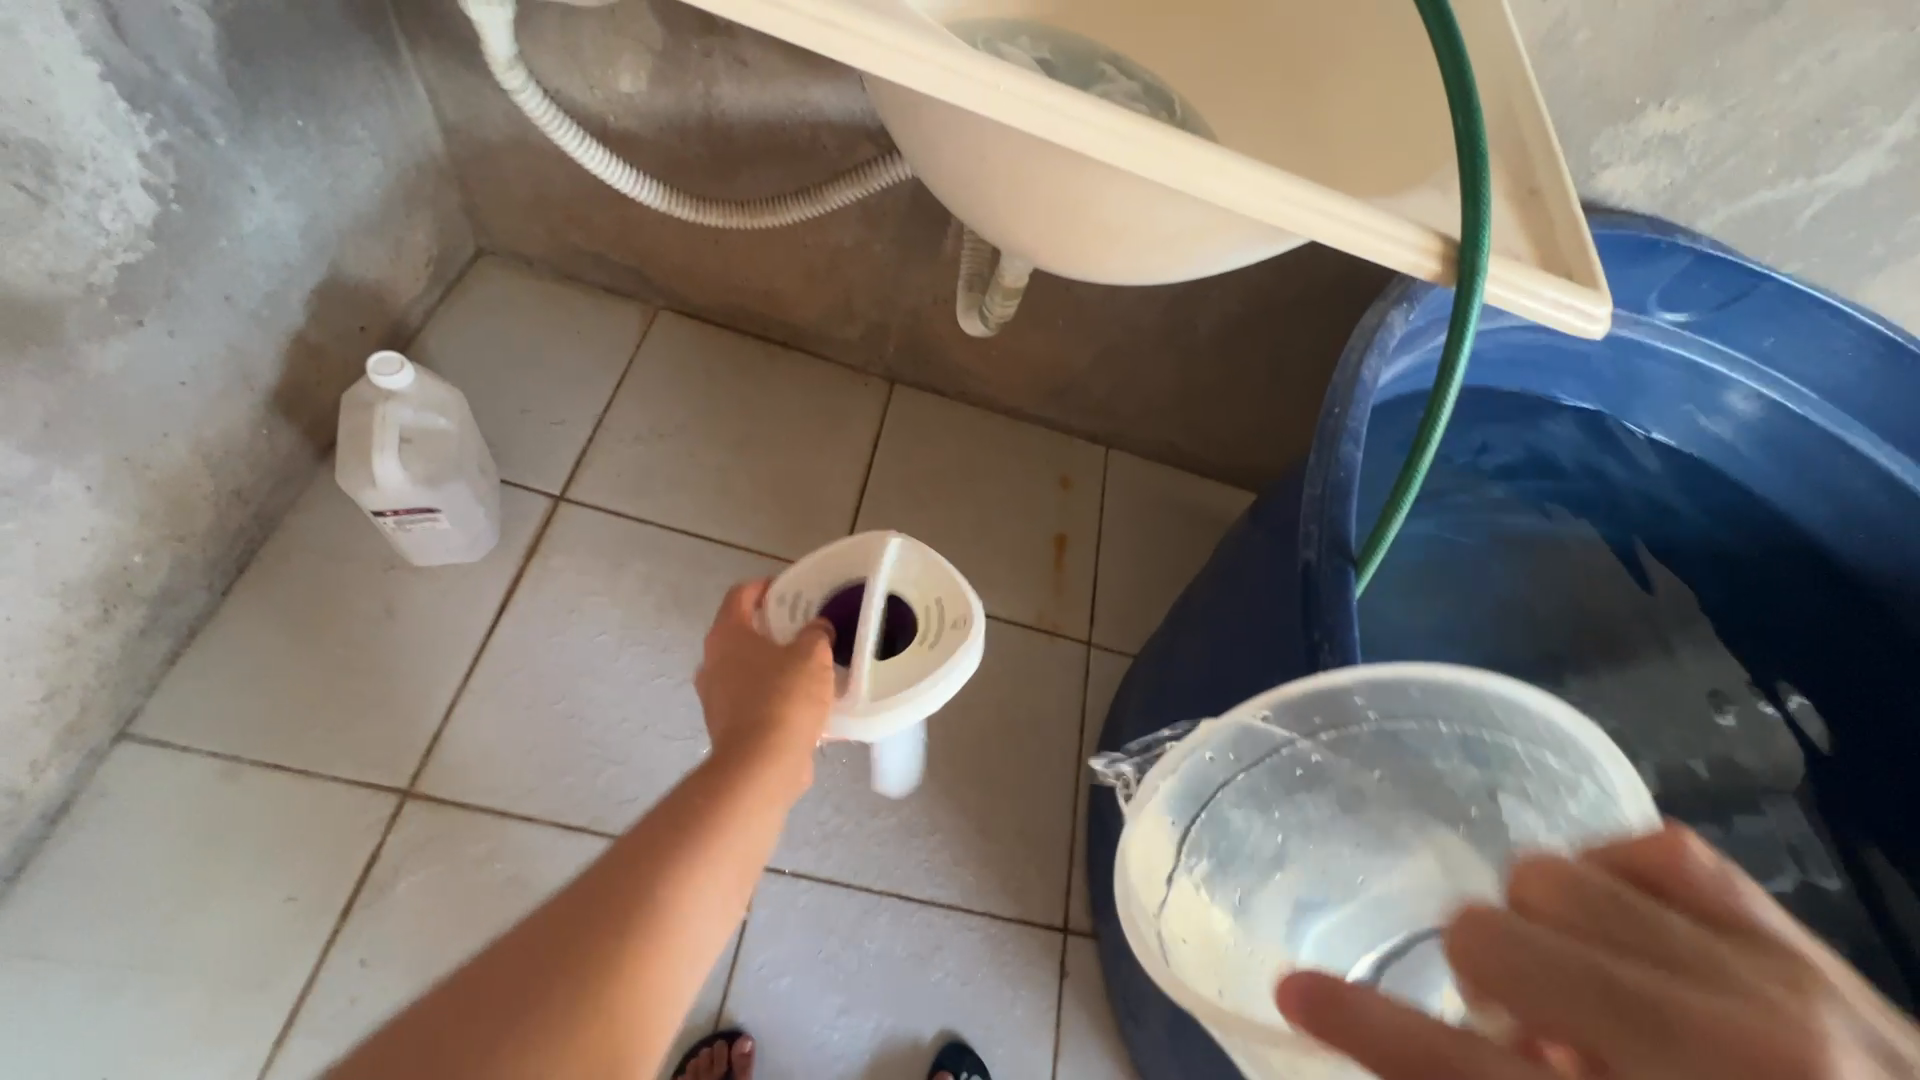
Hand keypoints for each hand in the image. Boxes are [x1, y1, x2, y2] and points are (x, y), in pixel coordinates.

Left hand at [693, 580, 836, 785]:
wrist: (762, 765)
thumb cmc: (784, 697)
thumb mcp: (812, 655)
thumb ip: (816, 634)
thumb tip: (816, 629)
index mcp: (727, 635)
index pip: (740, 595)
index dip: (765, 587)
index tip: (789, 589)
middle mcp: (712, 662)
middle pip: (742, 634)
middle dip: (772, 630)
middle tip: (805, 630)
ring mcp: (715, 697)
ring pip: (747, 670)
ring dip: (773, 667)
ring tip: (809, 670)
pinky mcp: (726, 728)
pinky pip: (753, 702)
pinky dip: (774, 699)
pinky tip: (805, 707)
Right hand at [1277, 824, 1919, 1079]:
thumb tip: (1478, 1035)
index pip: (1452, 1067)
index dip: (1360, 1024)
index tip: (1294, 990)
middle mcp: (1717, 1054)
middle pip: (1488, 938)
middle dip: (1479, 975)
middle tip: (1519, 1019)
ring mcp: (1771, 982)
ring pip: (1550, 876)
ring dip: (1540, 926)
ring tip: (1583, 976)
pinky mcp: (1804, 939)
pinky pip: (1652, 849)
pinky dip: (1617, 879)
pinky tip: (1632, 929)